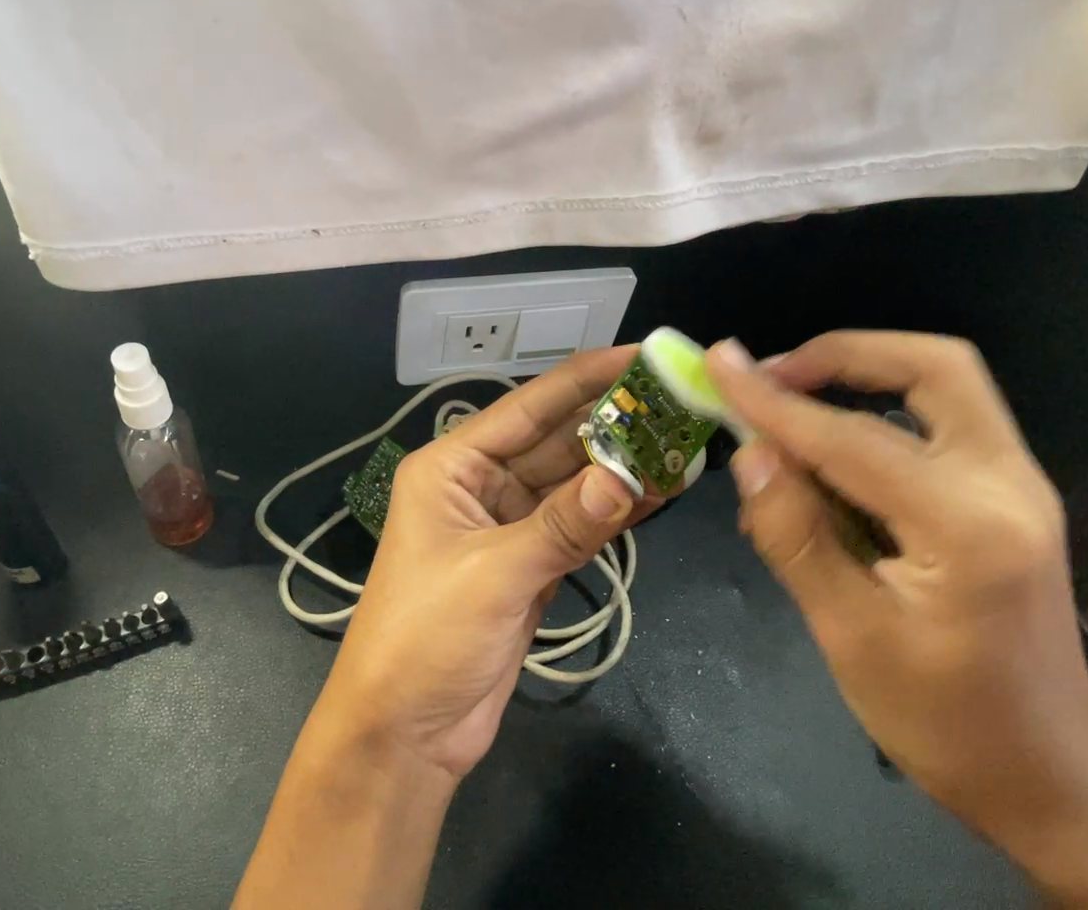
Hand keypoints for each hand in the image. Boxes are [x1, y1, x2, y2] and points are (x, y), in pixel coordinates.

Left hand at [314, 346, 661, 779]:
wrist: (404, 732)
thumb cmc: (426, 637)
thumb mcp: (493, 574)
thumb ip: (564, 525)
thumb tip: (630, 477)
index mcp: (451, 468)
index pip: (526, 408)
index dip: (584, 380)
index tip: (641, 355)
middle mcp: (478, 487)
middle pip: (555, 443)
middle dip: (613, 423)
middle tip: (679, 399)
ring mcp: (506, 529)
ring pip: (571, 486)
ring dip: (620, 468)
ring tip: (684, 440)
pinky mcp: (527, 567)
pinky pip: (577, 527)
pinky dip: (613, 513)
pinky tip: (658, 492)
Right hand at [703, 332, 1087, 851]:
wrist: (1045, 777)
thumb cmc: (942, 722)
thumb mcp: (849, 635)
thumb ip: (795, 535)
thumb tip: (749, 454)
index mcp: (969, 526)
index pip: (854, 438)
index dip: (775, 401)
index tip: (718, 364)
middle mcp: (1008, 483)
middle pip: (934, 368)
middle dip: (845, 356)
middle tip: (771, 375)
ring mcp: (1016, 487)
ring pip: (939, 391)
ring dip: (857, 387)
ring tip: (782, 420)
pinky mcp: (1005, 500)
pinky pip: (935, 432)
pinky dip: (873, 427)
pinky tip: (822, 471)